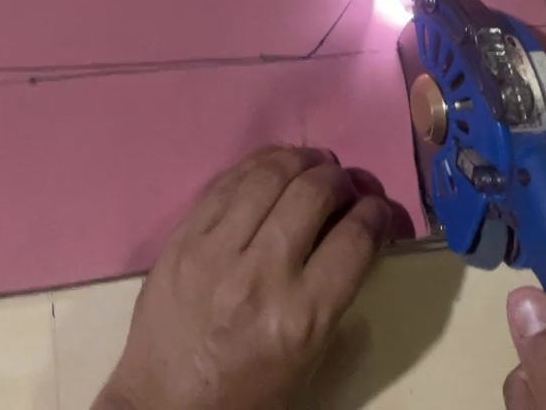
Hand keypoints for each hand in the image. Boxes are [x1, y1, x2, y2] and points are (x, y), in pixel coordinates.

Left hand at [94, 145, 404, 409]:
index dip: (378, 213)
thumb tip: (356, 231)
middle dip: (342, 179)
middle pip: (313, 195)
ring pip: (269, 175)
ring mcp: (216, 248)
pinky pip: (227, 180)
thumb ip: (333, 292)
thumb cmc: (247, 393)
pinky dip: (258, 163)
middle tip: (348, 182)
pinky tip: (274, 164)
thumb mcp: (307, 357)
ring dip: (301, 159)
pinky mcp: (184, 234)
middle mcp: (261, 274)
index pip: (355, 241)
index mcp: (301, 318)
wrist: (165, 402)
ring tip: (315, 162)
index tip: (381, 208)